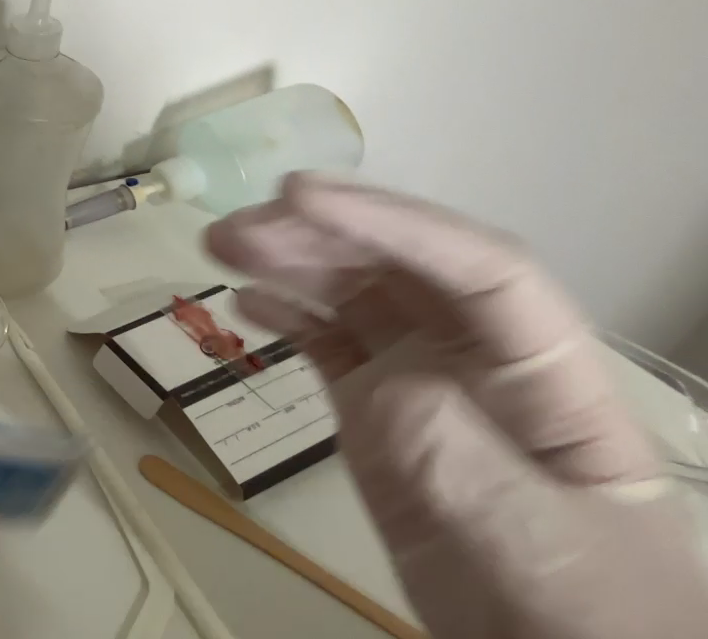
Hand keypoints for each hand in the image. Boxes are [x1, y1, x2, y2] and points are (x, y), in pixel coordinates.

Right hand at [207, 173, 707, 638]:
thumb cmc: (574, 609)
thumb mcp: (535, 544)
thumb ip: (468, 458)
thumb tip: (396, 382)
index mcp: (545, 377)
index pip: (478, 270)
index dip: (393, 223)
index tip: (301, 195)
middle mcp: (478, 360)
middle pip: (400, 269)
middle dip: (318, 234)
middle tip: (233, 229)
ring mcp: (424, 382)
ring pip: (353, 295)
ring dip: (287, 262)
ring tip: (219, 246)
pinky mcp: (379, 410)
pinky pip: (327, 342)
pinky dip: (284, 314)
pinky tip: (244, 303)